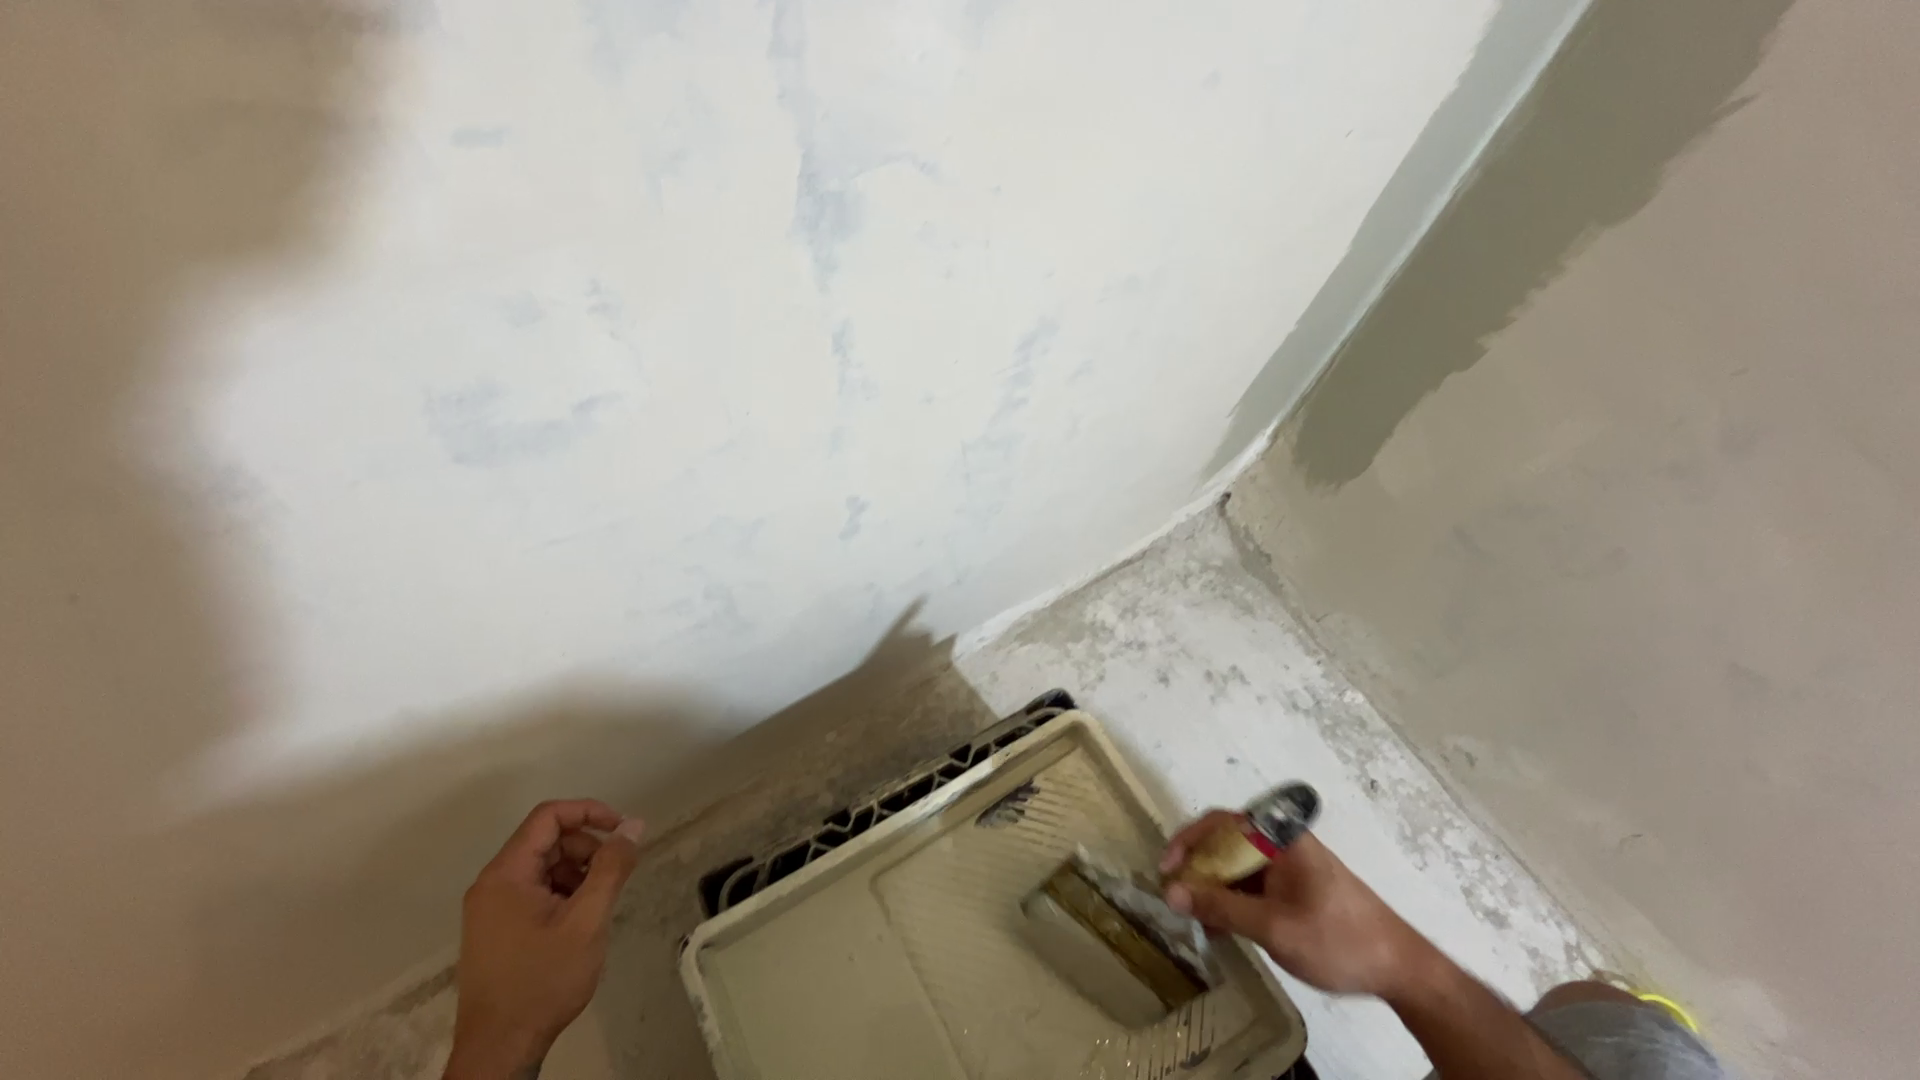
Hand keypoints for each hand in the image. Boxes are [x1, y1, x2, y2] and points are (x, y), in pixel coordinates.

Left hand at [443, 800, 644, 1079]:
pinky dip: (564, 894)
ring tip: (599, 905)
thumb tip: (633, 825)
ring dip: (578, 873)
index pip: (548, 816)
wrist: (500, 1049)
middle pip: (547, 840)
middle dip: (587, 848)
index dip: (590, 812)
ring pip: (543, 867)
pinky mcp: (498, 929)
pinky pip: (535, 892)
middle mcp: (492, 884)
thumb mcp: (587, 920)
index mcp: (505, 875)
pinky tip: (581, 923)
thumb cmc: (544, 980)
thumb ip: (611, 867)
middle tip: (615, 876)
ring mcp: (491, 909)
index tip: (623, 830)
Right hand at [1159, 810, 1438, 998]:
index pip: (1219, 823)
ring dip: (1212, 888)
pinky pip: (1251, 884)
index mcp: (1279, 839)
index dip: (1186, 842)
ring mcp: (1289, 867)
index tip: (1166, 871)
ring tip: (1196, 919)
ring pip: (1236, 866)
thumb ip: (1220, 908)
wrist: (1400, 969)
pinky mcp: (1294, 888)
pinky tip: (1222, 928)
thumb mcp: (1273, 927)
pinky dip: (1231, 900)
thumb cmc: (1337, 940)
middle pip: (1225, 843)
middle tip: (1176, 899)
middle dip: (1196, 869)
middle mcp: (1281, 845)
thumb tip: (1170, 893)